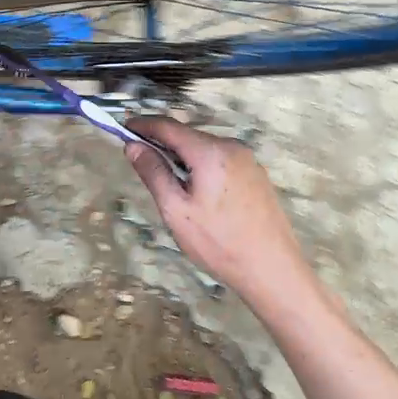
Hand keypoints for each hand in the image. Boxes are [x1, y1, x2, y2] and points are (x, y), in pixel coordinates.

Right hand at [124, 117, 307, 294]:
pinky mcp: (257, 176)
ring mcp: (248, 161)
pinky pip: (220, 161)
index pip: (168, 126)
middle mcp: (231, 147)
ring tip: (174, 189)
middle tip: (144, 166)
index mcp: (210, 152)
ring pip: (204, 149)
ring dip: (183, 158)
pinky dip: (202, 167)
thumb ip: (153, 173)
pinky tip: (201, 196)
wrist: (275, 273)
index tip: (122, 128)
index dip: (142, 125)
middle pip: (187, 136)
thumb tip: (133, 146)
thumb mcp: (176, 210)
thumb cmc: (220, 243)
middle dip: (163, 145)